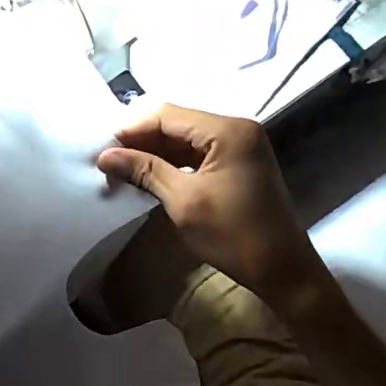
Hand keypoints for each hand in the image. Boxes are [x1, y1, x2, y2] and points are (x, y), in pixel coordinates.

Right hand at [97, 105, 329, 305]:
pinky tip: (150, 176)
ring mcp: (240, 145)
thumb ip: (145, 171)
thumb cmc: (234, 235)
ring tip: (123, 170)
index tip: (103, 149)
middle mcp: (236, 128)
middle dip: (142, 141)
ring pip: (186, 139)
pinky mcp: (239, 163)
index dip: (133, 130)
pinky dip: (174, 163)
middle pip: (177, 124)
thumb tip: (105, 156)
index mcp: (227, 130)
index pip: (168, 115)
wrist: (283, 270)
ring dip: (155, 153)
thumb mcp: (184, 202)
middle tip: (109, 161)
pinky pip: (198, 154)